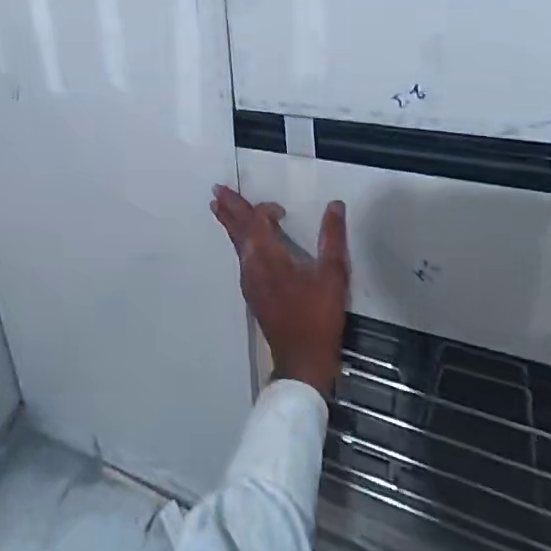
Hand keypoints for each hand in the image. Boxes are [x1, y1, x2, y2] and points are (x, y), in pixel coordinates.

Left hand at [210, 185, 349, 395]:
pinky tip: (242, 243)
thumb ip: (333, 237)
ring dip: (230, 224)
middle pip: (238, 230)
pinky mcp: (251, 293)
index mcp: (268, 256)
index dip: (266, 209)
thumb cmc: (318, 316)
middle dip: (228, 208)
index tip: (281, 209)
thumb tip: (334, 205)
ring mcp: (249, 280)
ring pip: (237, 244)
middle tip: (215, 190)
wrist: (302, 360)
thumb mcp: (333, 275)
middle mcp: (252, 265)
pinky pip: (242, 258)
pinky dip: (239, 242)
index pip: (258, 221)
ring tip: (218, 208)